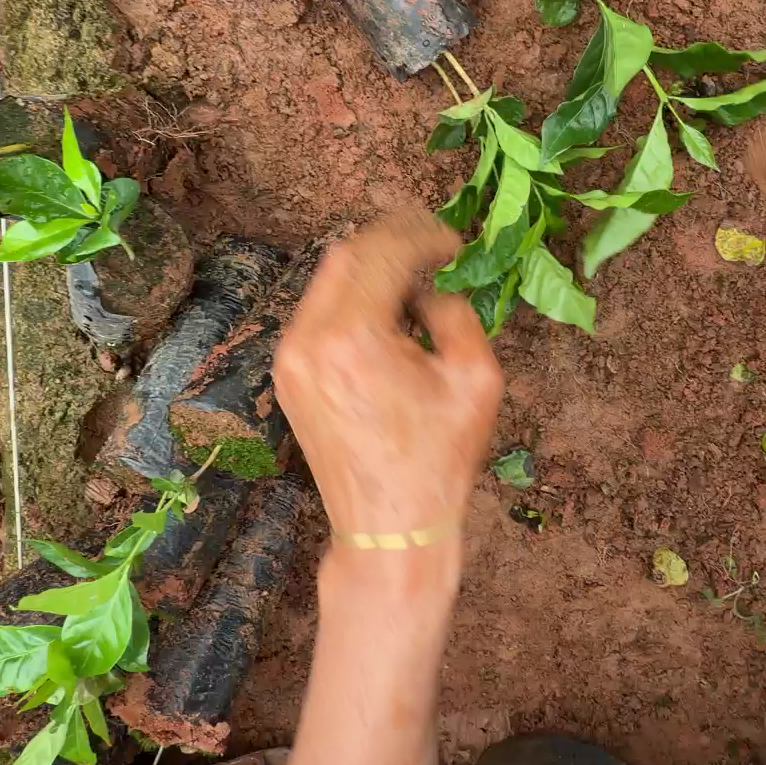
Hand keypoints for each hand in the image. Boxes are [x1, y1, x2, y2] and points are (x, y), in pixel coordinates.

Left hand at [273, 212, 503, 540]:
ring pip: (328, 280)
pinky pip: (318, 312)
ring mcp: (289, 358)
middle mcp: (308, 340)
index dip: (422, 236)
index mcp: (353, 339)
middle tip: (433, 245)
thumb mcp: (477, 377)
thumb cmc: (439, 458)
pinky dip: (353, 297)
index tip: (454, 244)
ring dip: (372, 266)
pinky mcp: (288, 375)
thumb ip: (455, 313)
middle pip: (346, 255)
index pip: (382, 253)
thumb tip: (427, 291)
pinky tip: (386, 311)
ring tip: (415, 275)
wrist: (388, 528)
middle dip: (393, 239)